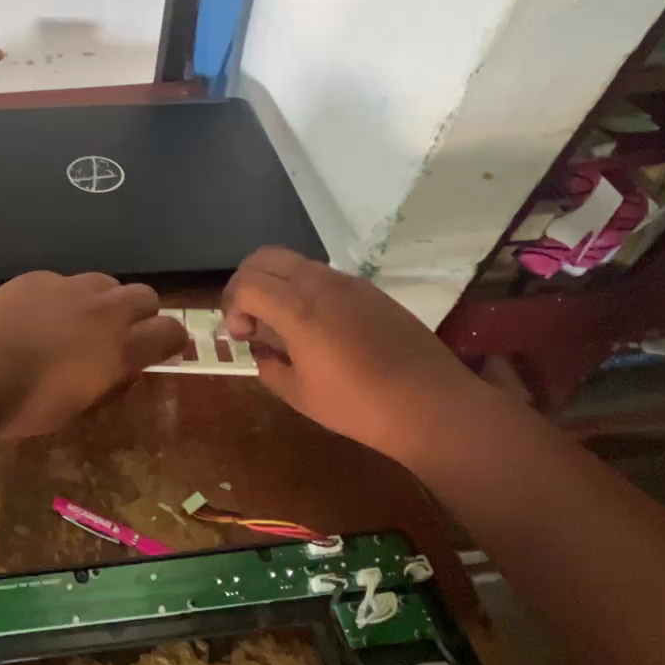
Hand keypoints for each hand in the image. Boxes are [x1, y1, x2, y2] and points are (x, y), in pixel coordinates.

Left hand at [0, 271, 187, 437]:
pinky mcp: (36, 278)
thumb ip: (104, 379)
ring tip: (81, 319)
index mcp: (118, 351)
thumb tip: (116, 368)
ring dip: (104, 299)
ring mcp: (68, 288)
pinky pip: (62, 281)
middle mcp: (102, 312)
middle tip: (124, 332)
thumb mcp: (75, 406)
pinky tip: (38, 314)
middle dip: (142, 312)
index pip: (169, 332)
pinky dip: (61, 296)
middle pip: (144, 295)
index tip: (168, 347)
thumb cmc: (24, 406)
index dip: (173, 339)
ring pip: (105, 282)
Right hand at [222, 247, 493, 461]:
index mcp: (299, 310)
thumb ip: (269, 368)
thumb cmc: (361, 406)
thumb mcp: (300, 396)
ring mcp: (349, 283)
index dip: (231, 306)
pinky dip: (302, 289)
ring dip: (275, 283)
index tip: (241, 336)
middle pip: (264, 257)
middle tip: (250, 319)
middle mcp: (321, 285)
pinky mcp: (370, 291)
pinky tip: (316, 328)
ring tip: (281, 324)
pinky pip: (322, 276)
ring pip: (294, 262)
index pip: (246, 284)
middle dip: (245, 283)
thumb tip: (262, 352)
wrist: (434, 405)